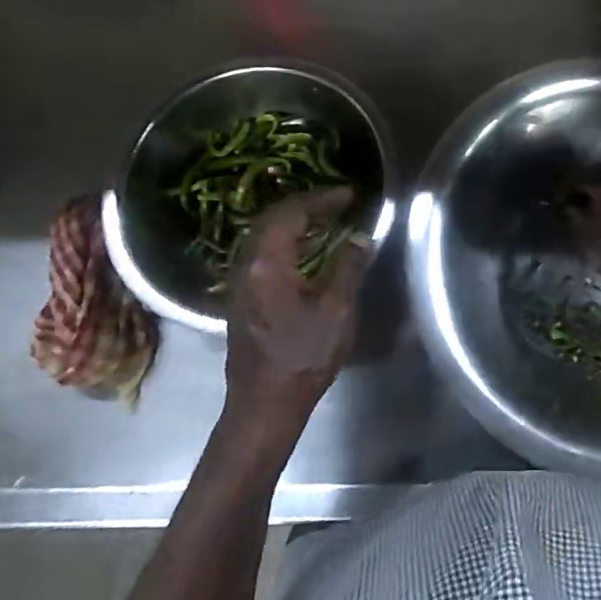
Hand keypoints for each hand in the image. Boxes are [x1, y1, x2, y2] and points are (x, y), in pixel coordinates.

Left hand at [224, 187, 374, 419]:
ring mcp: (240, 282)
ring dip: (293, 221)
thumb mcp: (336, 311)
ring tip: (325, 221)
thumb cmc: (303, 358)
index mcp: (268, 263)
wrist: (264, 405)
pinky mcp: (242, 297)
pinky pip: (261, 252)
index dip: (322, 198)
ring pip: (263, 235)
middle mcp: (246, 265)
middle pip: (272, 218)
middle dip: (305, 204)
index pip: (293, 213)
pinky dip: (284, 240)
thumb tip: (361, 237)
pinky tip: (305, 251)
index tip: (349, 194)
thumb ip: (348, 267)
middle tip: (337, 203)